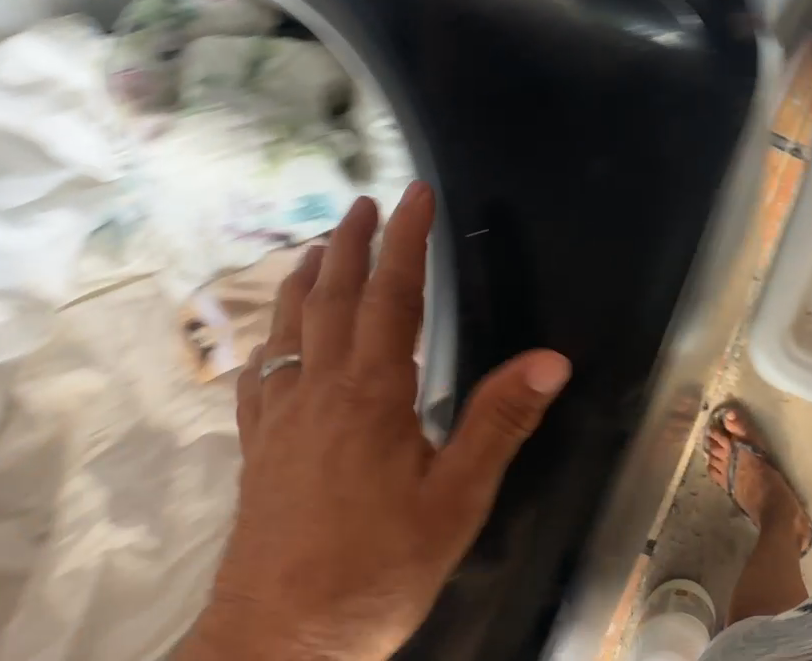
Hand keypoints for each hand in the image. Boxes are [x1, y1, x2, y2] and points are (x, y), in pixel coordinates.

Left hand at [179, 181, 571, 660]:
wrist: (276, 647)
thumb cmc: (376, 569)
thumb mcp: (457, 499)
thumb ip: (500, 421)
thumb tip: (552, 358)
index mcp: (372, 395)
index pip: (392, 297)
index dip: (405, 241)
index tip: (414, 195)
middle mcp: (319, 393)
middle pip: (333, 299)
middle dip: (351, 244)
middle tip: (364, 202)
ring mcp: (281, 421)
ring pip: (290, 330)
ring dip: (307, 280)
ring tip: (318, 246)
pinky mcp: (259, 452)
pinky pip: (260, 376)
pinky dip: (271, 338)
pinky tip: (274, 338)